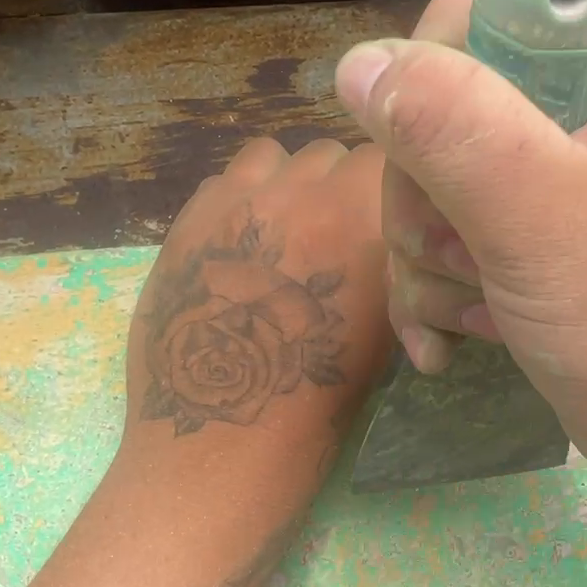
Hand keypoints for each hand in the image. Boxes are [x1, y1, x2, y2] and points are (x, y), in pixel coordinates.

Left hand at [122, 138, 390, 466]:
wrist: (226, 434)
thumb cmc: (322, 394)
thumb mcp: (388, 325)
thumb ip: (394, 263)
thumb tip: (397, 234)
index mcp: (360, 219)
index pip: (384, 159)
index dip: (383, 188)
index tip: (379, 220)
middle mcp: (300, 193)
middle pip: (329, 153)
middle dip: (335, 183)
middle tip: (331, 232)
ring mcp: (237, 200)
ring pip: (273, 155)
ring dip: (286, 180)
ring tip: (282, 229)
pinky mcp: (189, 218)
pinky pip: (225, 179)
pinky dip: (241, 198)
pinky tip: (240, 245)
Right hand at [332, 0, 586, 496]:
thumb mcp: (544, 216)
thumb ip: (452, 125)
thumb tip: (360, 60)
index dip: (447, 53)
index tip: (429, 140)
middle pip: (458, 95)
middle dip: (427, 184)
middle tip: (447, 253)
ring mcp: (570, 180)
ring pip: (447, 172)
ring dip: (430, 249)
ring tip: (462, 313)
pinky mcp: (549, 239)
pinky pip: (465, 232)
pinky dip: (447, 286)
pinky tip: (454, 340)